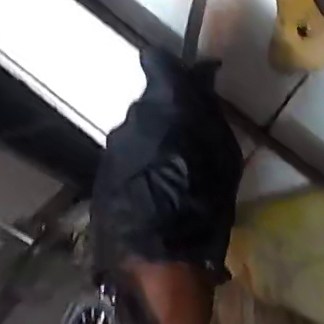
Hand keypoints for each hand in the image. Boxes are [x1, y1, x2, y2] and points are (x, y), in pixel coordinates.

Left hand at [91, 50, 240, 323]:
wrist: (158, 261)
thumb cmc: (203, 205)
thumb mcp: (223, 155)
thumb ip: (207, 111)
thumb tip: (200, 78)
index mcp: (162, 106)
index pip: (156, 62)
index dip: (168, 67)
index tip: (182, 81)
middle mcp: (130, 118)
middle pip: (149, 103)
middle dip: (166, 115)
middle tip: (187, 144)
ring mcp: (111, 146)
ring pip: (136, 132)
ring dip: (152, 144)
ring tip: (171, 176)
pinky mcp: (101, 172)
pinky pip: (125, 157)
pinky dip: (139, 165)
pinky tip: (153, 191)